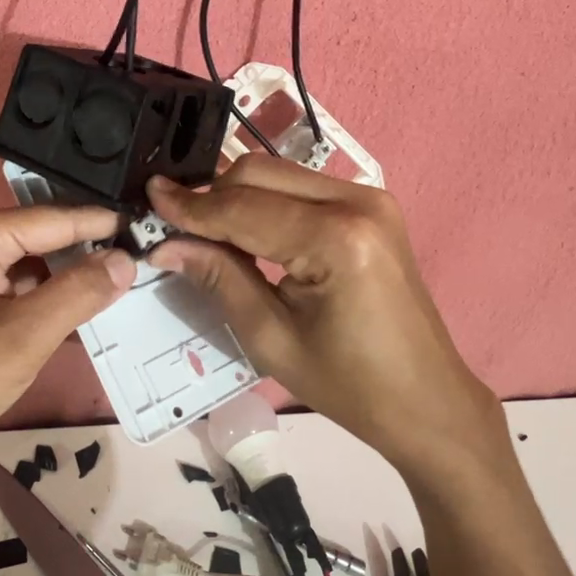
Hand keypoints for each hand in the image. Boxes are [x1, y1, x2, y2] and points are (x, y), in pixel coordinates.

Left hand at [0, 205, 135, 481]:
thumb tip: (127, 258)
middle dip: (93, 250)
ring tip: (131, 282)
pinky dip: (54, 300)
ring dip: (76, 278)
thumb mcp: (22, 338)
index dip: (107, 225)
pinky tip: (89, 312)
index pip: (59, 217)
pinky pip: (25, 288)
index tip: (155, 225)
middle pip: (49, 236)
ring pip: (40, 264)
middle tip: (151, 256)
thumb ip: (78, 293)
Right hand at [147, 155, 503, 476]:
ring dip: (235, 195)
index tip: (147, 197)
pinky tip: (241, 226)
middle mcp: (356, 201)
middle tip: (170, 221)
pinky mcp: (370, 204)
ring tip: (199, 225)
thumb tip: (164, 244)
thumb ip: (218, 278)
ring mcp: (369, 197)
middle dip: (211, 195)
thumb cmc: (350, 385)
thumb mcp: (271, 339)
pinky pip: (299, 186)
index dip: (191, 206)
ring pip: (276, 173)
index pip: (243, 209)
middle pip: (258, 174)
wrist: (428, 402)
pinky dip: (263, 200)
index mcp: (336, 239)